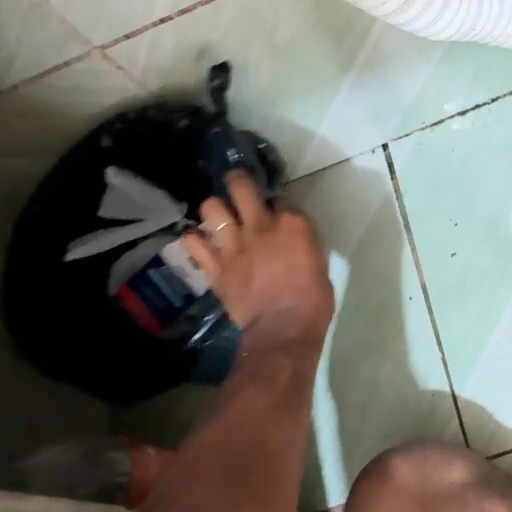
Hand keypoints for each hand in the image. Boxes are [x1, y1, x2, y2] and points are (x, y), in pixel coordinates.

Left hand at [179, 171, 333, 346]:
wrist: (283, 329)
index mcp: (294, 225)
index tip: (277, 211)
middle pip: (241, 187)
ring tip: (216, 218)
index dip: (277, 203)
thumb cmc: (313, 302)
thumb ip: (302, 245)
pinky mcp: (215, 265)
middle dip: (238, 181)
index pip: (281, 198)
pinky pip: (193, 242)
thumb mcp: (318, 264)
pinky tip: (197, 241)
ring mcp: (234, 244)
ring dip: (214, 209)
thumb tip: (292, 243)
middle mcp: (261, 226)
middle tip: (237, 185)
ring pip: (211, 207)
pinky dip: (193, 239)